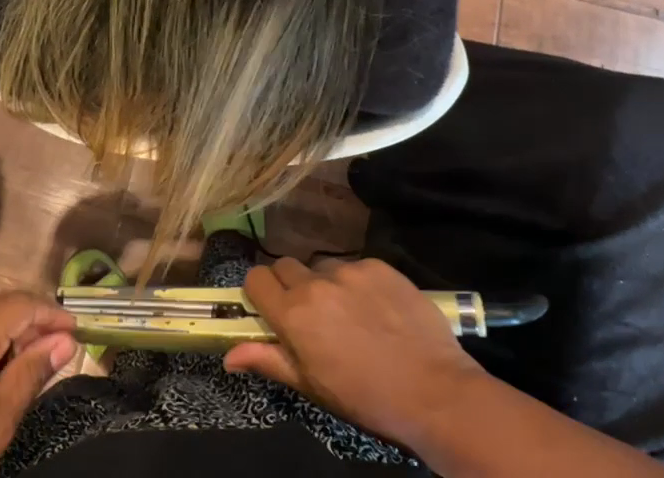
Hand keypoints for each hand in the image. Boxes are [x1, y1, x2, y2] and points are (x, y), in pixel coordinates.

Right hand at [224, 257, 485, 449]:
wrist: (435, 392)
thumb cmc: (366, 397)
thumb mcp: (312, 386)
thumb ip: (268, 360)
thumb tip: (228, 355)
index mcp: (293, 314)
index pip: (255, 279)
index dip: (260, 293)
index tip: (272, 310)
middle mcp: (315, 284)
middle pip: (285, 267)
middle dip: (291, 286)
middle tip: (312, 315)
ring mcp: (350, 271)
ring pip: (322, 266)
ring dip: (326, 284)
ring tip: (350, 314)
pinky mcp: (380, 266)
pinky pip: (356, 266)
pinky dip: (359, 283)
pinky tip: (378, 309)